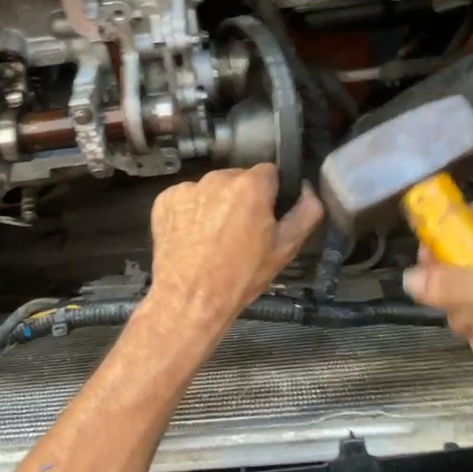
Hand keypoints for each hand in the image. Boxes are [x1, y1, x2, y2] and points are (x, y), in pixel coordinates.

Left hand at [149, 164, 323, 324]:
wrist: (191, 299)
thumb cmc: (241, 277)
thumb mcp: (285, 249)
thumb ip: (306, 212)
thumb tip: (308, 189)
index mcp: (250, 186)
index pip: (268, 173)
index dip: (269, 194)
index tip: (265, 217)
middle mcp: (217, 178)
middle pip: (237, 179)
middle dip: (241, 199)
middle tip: (239, 232)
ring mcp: (187, 188)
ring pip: (210, 189)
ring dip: (215, 205)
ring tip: (213, 238)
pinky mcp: (164, 200)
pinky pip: (185, 199)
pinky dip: (190, 213)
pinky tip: (192, 238)